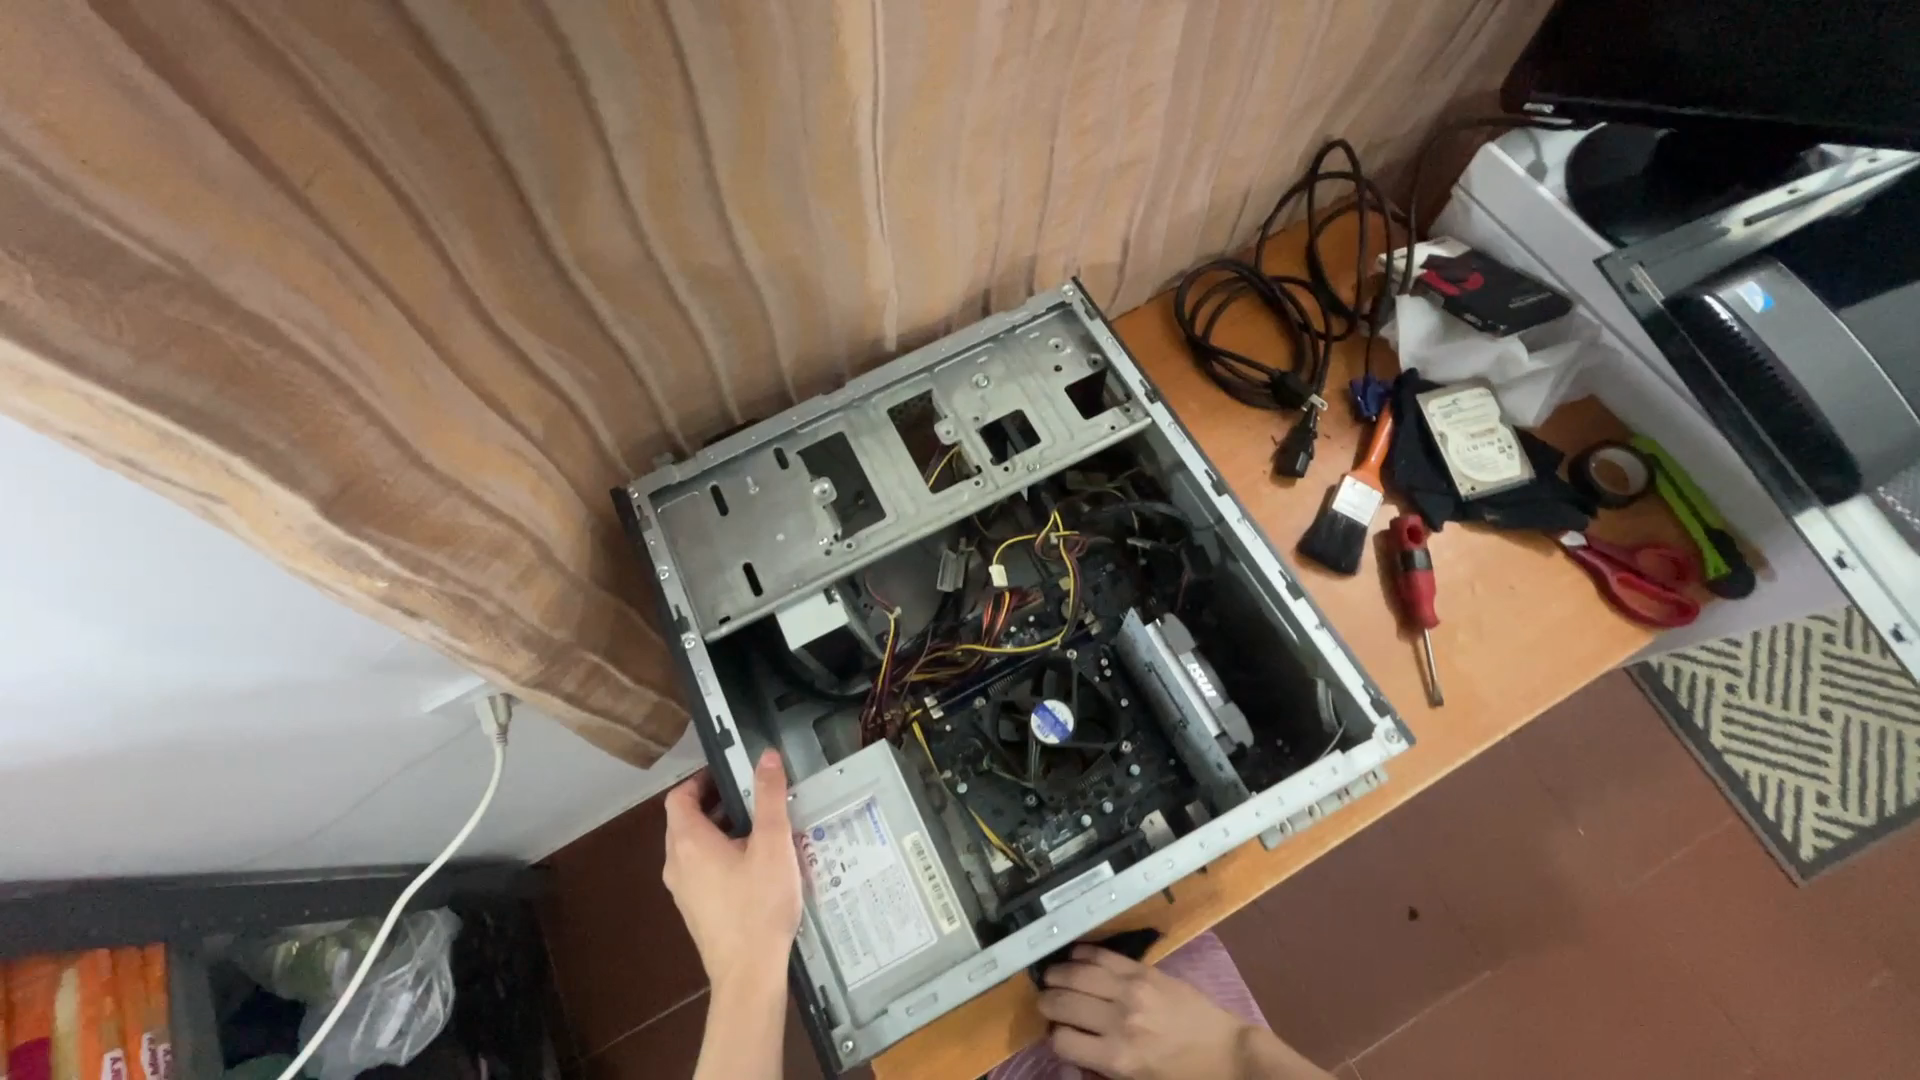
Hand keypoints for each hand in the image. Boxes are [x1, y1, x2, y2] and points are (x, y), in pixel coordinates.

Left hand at [662, 749, 802, 993]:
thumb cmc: (759, 903)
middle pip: (685, 820)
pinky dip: (720, 853)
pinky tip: (755, 863)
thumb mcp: (773, 842)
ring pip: (694, 846)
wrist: (749, 973)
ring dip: (720, 828)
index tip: (732, 773)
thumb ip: (769, 796)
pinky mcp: (695, 909)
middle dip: (716, 802)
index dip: (702, 779)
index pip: (680, 796)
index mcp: (688, 842)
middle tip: (752, 795)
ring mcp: (683, 890)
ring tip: (759, 825)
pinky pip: (701, 868)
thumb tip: (766, 756)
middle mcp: (677, 863)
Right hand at [1039, 946, 1259, 1079]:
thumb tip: (1070, 1059)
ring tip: (1051, 978)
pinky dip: (1081, 954)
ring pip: (1077, 973)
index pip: (1062, 1041)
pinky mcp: (1143, 970)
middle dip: (1047, 1003)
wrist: (1228, 1055)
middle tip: (1044, 1002)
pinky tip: (1073, 957)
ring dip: (1057, 974)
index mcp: (1118, 1058)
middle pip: (1063, 1003)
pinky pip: (1102, 955)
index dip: (1053, 1039)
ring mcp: (1131, 990)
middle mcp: (1118, 1020)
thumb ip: (1102, 1072)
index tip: (1056, 1036)